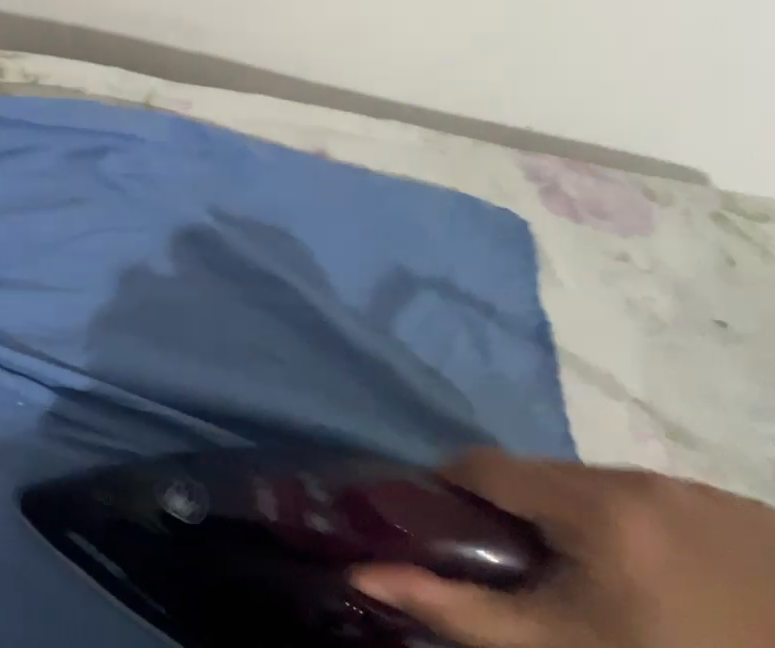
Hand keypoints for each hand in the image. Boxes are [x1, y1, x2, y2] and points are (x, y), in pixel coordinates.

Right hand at [353, 449, 774, 647]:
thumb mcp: (550, 644)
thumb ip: (453, 606)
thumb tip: (359, 574)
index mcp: (590, 503)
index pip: (479, 465)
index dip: (451, 492)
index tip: (450, 533)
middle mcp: (639, 479)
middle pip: (539, 475)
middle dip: (518, 512)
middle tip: (520, 568)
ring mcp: (702, 491)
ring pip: (597, 486)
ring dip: (577, 517)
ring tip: (595, 578)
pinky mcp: (748, 510)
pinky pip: (658, 500)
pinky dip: (638, 528)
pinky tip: (662, 579)